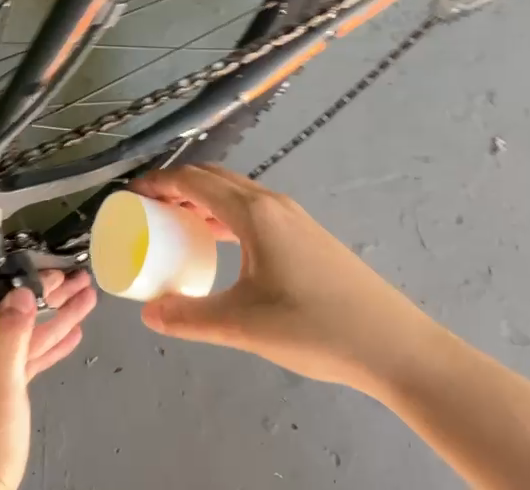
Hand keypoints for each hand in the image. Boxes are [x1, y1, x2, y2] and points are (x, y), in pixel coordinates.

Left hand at [0, 270, 96, 489]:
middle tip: (84, 277)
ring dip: (61, 315)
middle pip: (26, 311)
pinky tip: (75, 335)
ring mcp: (1, 366)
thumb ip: (10, 334)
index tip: (63, 267)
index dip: (37, 280)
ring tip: (89, 298)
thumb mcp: (1, 378)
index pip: (11, 297)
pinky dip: (55, 344)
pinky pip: (37, 355)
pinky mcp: (12, 386)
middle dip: (55, 294)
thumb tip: (22, 291)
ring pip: (36, 332)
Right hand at [128, 165, 445, 392]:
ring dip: (202, 200)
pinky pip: (254, 210)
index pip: (193, 181)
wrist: (399, 349)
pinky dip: (225, 214)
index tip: (130, 195)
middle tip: (147, 208)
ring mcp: (295, 219)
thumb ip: (189, 317)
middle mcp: (274, 205)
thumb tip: (148, 315)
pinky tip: (220, 244)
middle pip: (214, 179)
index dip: (158, 183)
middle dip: (176, 187)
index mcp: (254, 213)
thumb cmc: (316, 327)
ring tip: (176, 224)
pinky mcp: (309, 237)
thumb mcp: (243, 325)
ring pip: (236, 193)